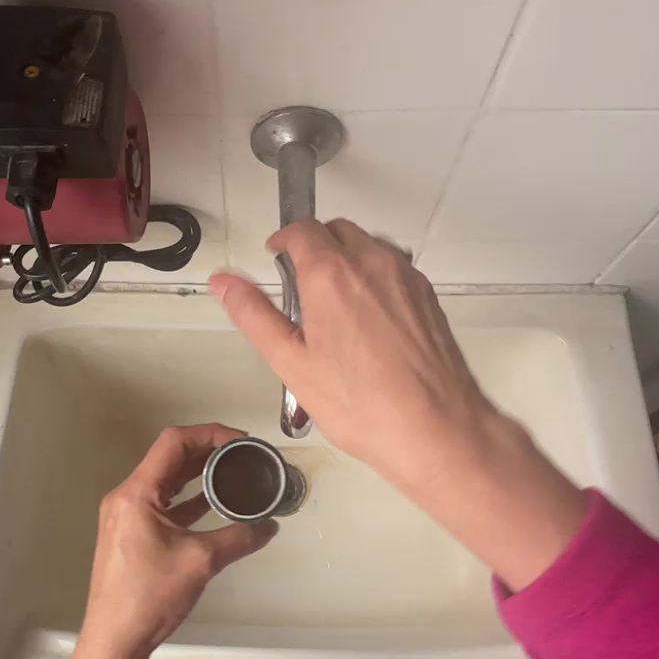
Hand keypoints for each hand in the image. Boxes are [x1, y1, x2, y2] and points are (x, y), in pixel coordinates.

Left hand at [60, 423, 278, 658]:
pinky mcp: (132, 534)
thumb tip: (268, 527)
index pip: (174, 443)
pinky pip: (164, 503)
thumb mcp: (201, 562)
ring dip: (199, 473)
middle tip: (243, 454)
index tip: (240, 441)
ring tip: (234, 472)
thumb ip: (239, 538)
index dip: (209, 434)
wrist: (114, 641)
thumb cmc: (149, 597)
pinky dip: (189, 498)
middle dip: (208, 451)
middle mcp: (127, 497)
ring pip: (167, 480)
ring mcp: (127, 516)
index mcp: (137, 494)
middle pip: (170, 458)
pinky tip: (215, 502)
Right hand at [209, 219, 587, 586]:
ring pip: (370, 246)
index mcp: (331, 274)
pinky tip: (368, 319)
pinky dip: (374, 276)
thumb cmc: (363, 403)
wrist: (434, 428)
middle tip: (299, 277)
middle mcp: (372, 264)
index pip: (303, 230)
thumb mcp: (290, 361)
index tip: (276, 253)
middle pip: (338, 230)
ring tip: (334, 300)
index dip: (283, 239)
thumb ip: (253, 314)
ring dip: (347, 257)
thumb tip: (223, 282)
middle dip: (315, 244)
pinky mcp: (428, 297)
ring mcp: (406, 278)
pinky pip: (395, 269)